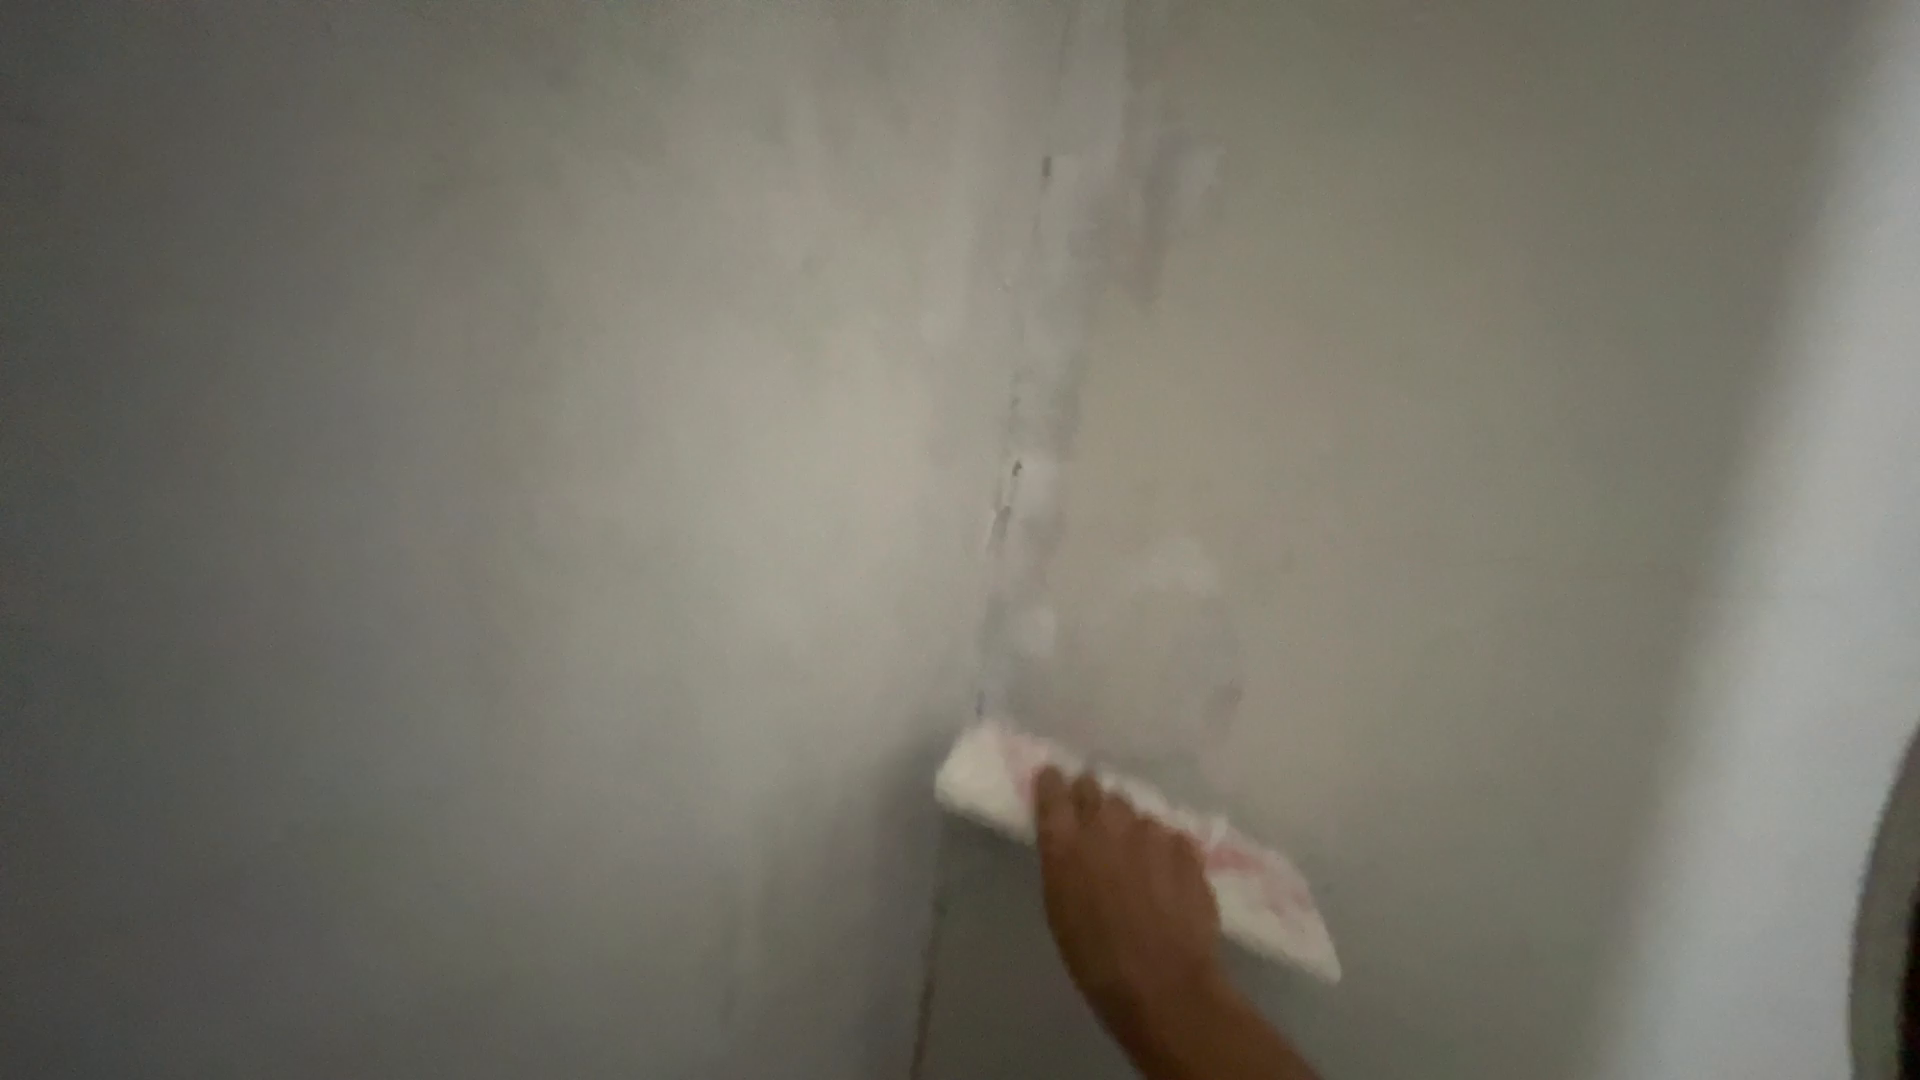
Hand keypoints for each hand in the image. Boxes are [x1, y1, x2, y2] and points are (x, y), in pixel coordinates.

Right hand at [1033, 766, 1227, 1033]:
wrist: (1164, 986)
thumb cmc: (1096, 959)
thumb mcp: (1059, 906)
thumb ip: (1062, 860)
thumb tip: (1069, 839)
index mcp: (1065, 841)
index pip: (1053, 786)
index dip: (1054, 784)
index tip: (1055, 787)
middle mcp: (1105, 823)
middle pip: (1094, 787)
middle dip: (1093, 800)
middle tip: (1097, 828)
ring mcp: (1149, 831)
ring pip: (1134, 813)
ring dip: (1131, 829)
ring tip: (1139, 863)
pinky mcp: (1184, 845)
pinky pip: (1168, 835)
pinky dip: (1165, 850)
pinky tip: (1168, 879)